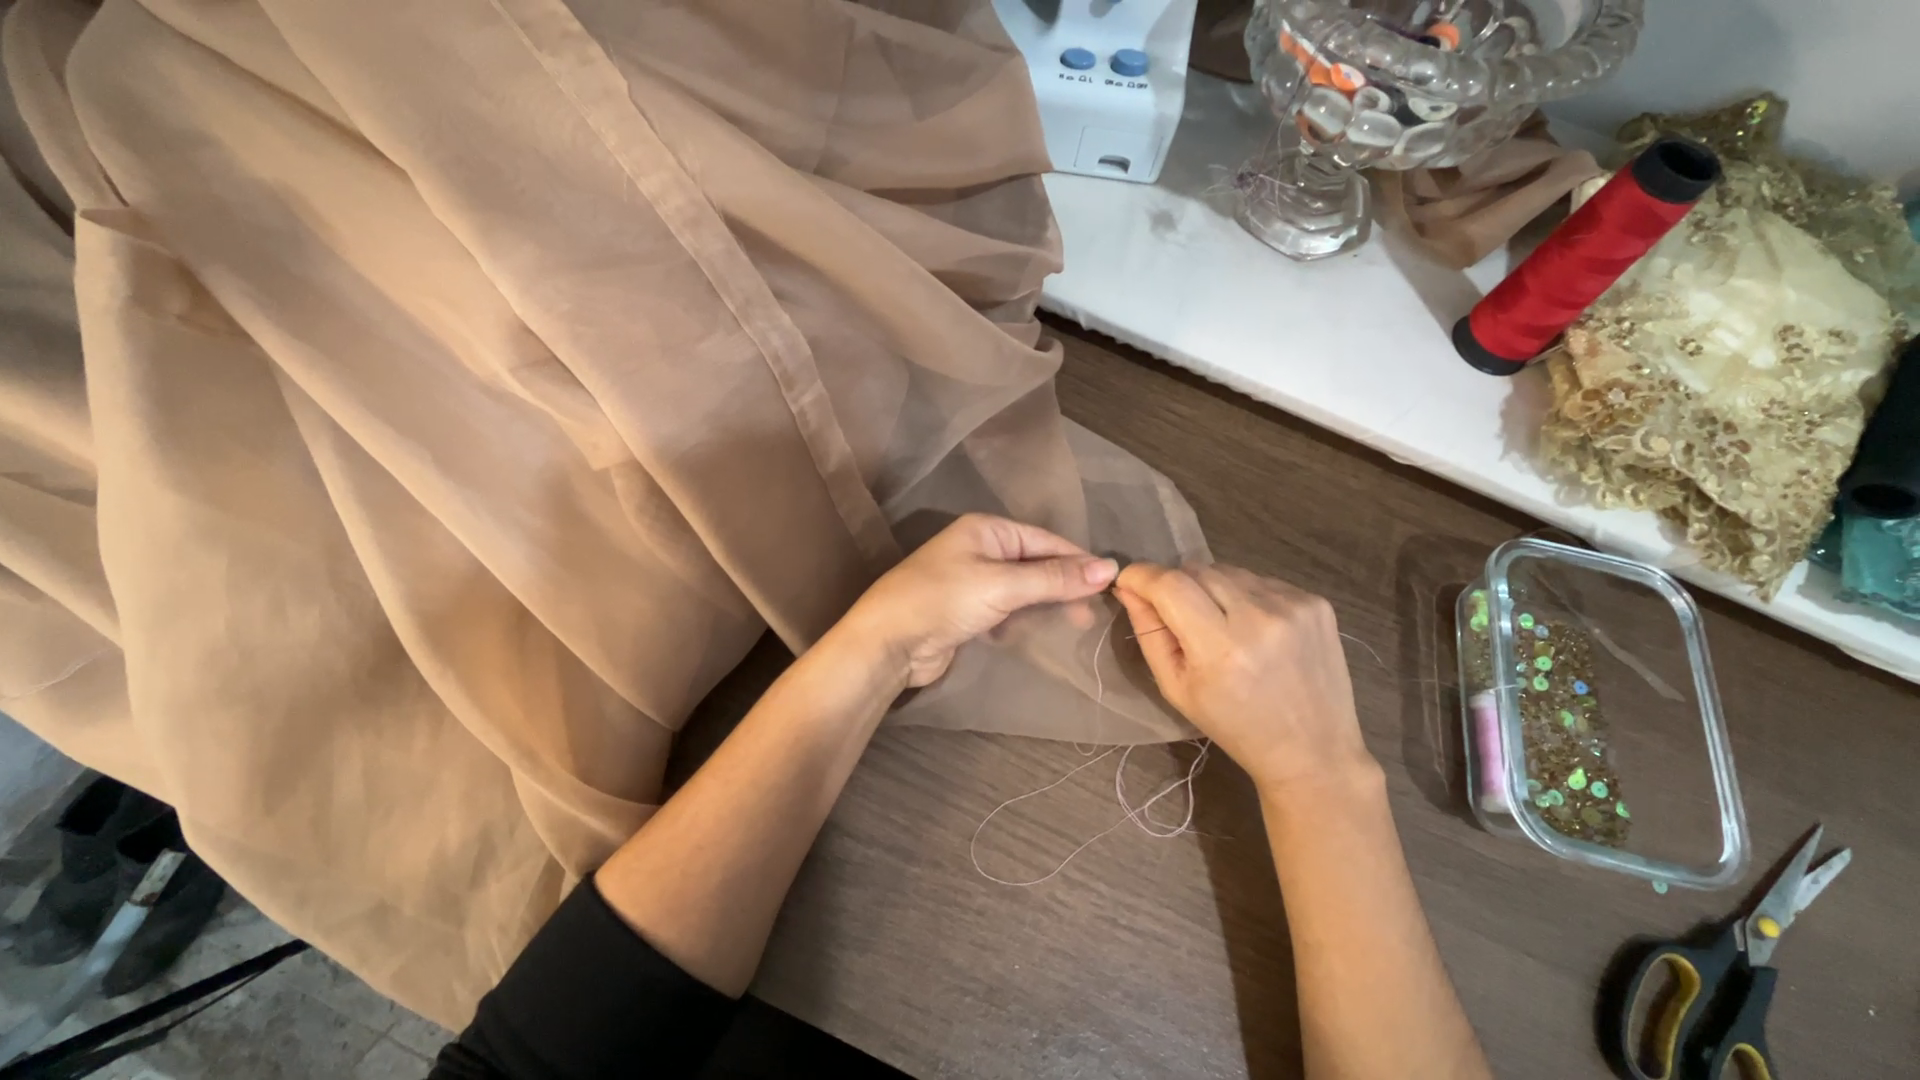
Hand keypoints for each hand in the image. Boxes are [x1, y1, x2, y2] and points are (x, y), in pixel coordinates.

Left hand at [840, 513, 1117, 688]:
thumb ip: (1054, 578)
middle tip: (1092, 614)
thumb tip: (1109, 568)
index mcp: (987, 530)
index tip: (1111, 585)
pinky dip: (1024, 620)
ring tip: (1076, 625)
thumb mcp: (1002, 585)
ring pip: (1024, 590)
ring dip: (1046, 605)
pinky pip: (1008, 611)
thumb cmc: (943, 600)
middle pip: (1036, 564)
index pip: (1045, 540)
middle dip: (1064, 586)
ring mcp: (973, 582)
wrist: (888, 643)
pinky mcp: (968, 613)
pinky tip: (1038, 634)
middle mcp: (981, 550)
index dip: (1078, 561)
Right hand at [1113, 563, 1373, 794]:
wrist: (1312, 750)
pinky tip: (1254, 629)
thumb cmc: (1235, 727)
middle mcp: (1259, 618)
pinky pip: (1261, 580)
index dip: (1142, 576)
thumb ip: (1149, 633)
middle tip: (1176, 614)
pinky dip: (1245, 596)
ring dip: (1212, 588)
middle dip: (1176, 584)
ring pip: (1229, 570)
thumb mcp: (1177, 689)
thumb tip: (1127, 588)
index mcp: (1220, 649)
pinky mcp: (1316, 602)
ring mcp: (1293, 606)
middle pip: (1197, 570)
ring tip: (1220, 625)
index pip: (1170, 585)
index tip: (1127, 581)